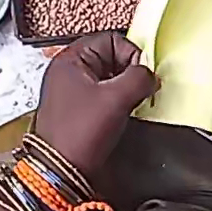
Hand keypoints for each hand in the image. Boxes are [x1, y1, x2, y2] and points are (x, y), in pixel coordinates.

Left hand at [33, 32, 157, 178]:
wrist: (62, 171)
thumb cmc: (79, 134)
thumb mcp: (115, 99)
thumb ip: (139, 78)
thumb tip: (149, 75)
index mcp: (70, 60)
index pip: (110, 39)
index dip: (131, 54)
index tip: (142, 75)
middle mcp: (68, 72)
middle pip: (110, 58)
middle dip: (130, 73)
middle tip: (139, 90)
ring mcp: (72, 92)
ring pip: (109, 78)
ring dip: (125, 89)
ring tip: (130, 105)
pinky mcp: (78, 110)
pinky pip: (103, 96)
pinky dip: (116, 102)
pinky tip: (121, 115)